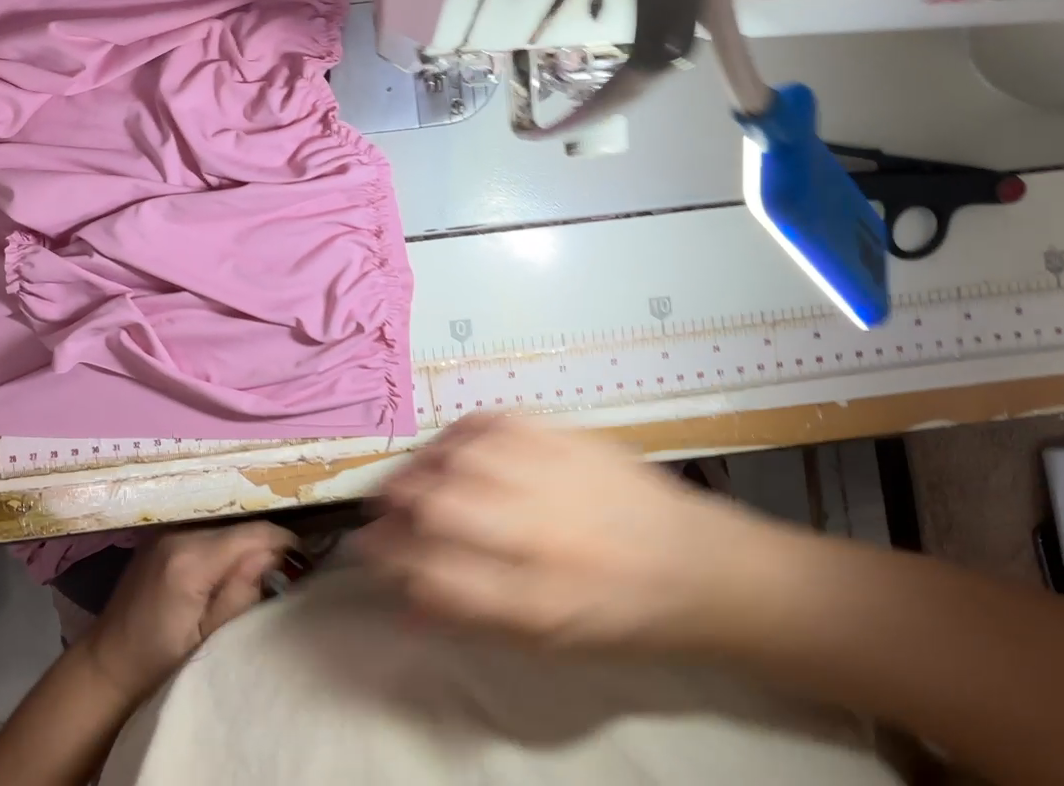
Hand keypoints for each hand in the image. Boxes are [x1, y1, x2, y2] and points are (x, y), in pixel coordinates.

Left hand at [84, 523, 293, 700]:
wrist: (106, 667)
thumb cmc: (158, 665)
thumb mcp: (208, 640)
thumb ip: (241, 594)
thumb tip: (273, 555)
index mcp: (190, 561)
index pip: (254, 534)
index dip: (285, 545)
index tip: (306, 565)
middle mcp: (179, 536)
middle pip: (241, 528)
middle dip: (268, 546)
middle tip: (290, 574)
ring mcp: (168, 534)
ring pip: (227, 529)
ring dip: (248, 547)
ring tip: (265, 574)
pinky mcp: (163, 539)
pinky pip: (208, 534)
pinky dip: (227, 548)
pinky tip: (234, 572)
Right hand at [357, 414, 785, 649]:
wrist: (698, 567)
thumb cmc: (619, 617)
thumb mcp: (548, 642)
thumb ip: (471, 615)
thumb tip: (405, 596)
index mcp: (535, 600)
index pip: (432, 573)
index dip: (386, 558)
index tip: (366, 550)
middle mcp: (541, 535)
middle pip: (439, 507)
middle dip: (394, 506)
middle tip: (379, 509)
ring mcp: (557, 478)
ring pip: (461, 457)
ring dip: (419, 465)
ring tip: (407, 476)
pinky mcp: (571, 438)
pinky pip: (497, 421)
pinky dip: (461, 431)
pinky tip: (448, 445)